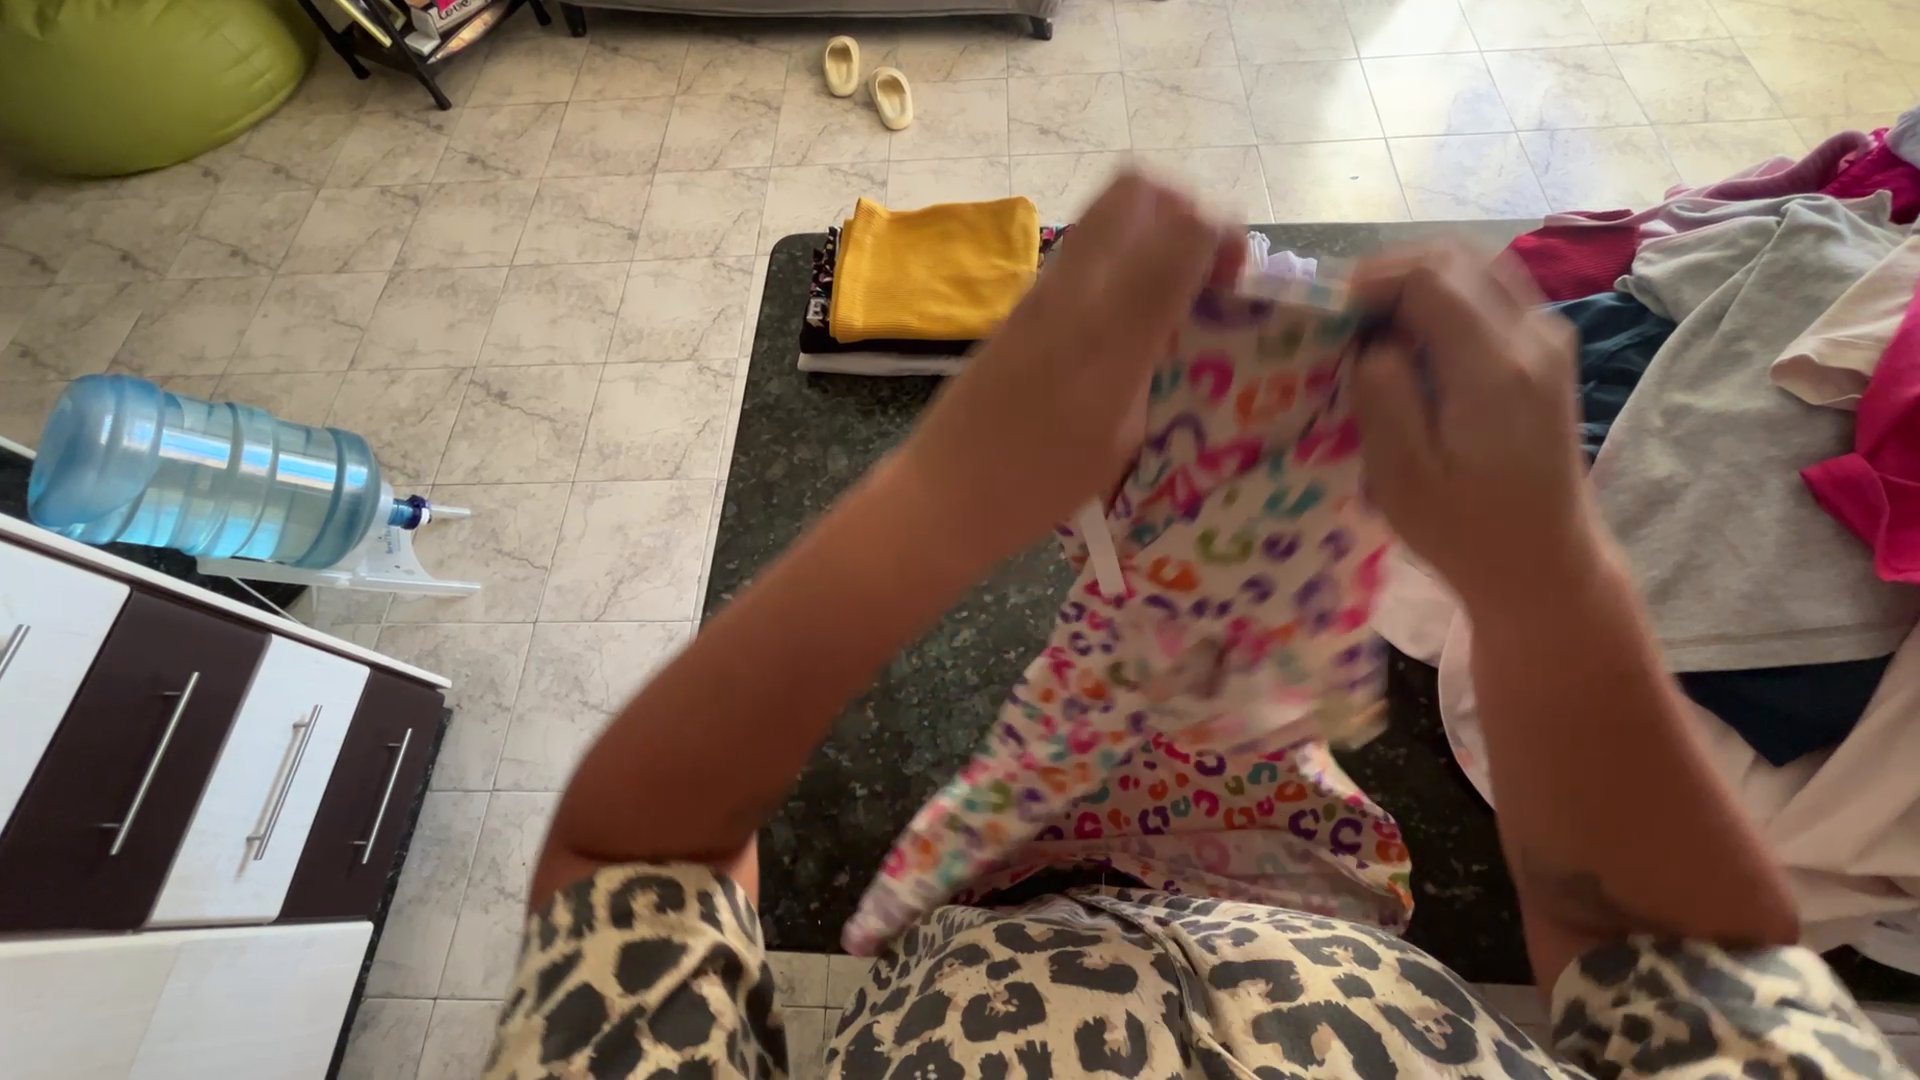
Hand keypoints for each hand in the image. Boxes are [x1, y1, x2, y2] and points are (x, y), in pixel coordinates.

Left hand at [892, 172, 1242, 569]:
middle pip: (1137, 191)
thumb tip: (1176, 321)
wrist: (944, 493)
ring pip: (1105, 216)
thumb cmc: (1038, 486)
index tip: (1233, 285)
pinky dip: (1116, 264)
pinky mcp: (1018, 308)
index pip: (1184, 228)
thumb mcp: (1122, 437)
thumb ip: (1155, 364)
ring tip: (1163, 300)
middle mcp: (1073, 290)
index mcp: (1110, 328)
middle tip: (1198, 274)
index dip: (1224, 238)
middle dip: (1184, 215)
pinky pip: (1080, 254)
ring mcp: (1038, 293)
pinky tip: (1120, 322)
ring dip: (1148, 237)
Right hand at [1349, 246, 1602, 616]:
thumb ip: (1383, 396)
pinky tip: (1406, 344)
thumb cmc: (1464, 527)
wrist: (1541, 559)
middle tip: (1341, 319)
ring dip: (1413, 286)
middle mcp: (1532, 337)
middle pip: (1456, 258)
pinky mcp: (1542, 355)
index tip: (1327, 318)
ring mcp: (1546, 341)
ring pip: (1473, 271)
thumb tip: (1370, 342)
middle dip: (1388, 275)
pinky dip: (1437, 303)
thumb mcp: (1403, 473)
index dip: (1370, 282)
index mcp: (1494, 367)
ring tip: (1367, 328)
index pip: (1430, 277)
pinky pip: (1486, 297)